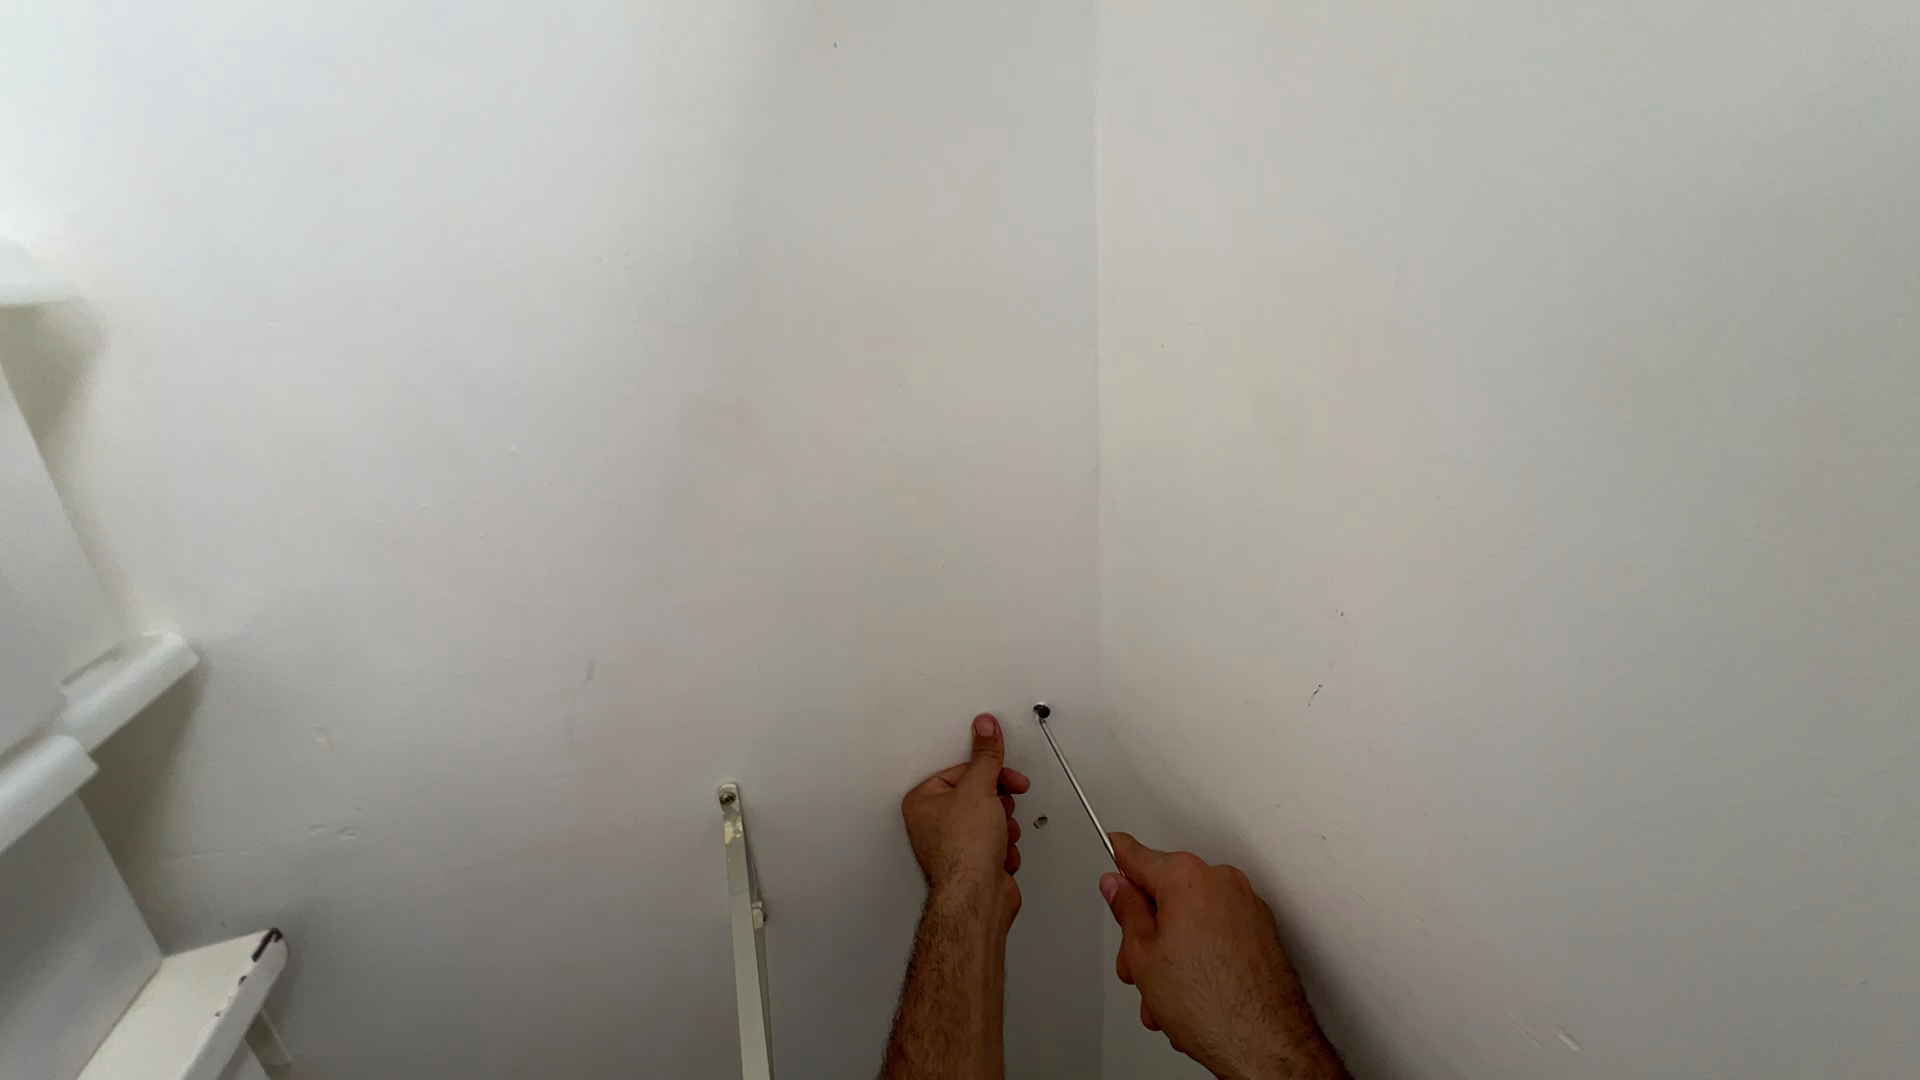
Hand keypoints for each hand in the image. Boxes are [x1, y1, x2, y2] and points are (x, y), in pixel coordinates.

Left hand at [901, 714, 1031, 923]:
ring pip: (990, 819)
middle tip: (1002, 810)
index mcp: (923, 801)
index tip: (1007, 775)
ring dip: (1003, 827)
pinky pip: (996, 842)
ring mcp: (954, 844)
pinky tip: (999, 856)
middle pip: (978, 794)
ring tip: (999, 837)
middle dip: (998, 804)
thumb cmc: (965, 854)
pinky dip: (1004, 847)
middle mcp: (933, 822)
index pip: (963, 770)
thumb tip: (985, 727)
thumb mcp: (979, 789)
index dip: (989, 772)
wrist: (978, 901)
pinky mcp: (973, 862)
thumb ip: (986, 756)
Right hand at [1102, 834, 1347, 1079]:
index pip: (1136, 855)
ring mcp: (1246, 905)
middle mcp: (1220, 880)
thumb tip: (1119, 888)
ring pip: (1191, 917)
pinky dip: (1202, 952)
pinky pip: (1218, 930)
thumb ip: (1126, 910)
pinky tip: (1194, 992)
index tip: (1111, 847)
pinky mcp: (1263, 931)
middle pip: (1165, 893)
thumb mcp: (1142, 954)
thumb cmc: (1213, 1005)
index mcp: (1185, 876)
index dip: (1117, 861)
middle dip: (1147, 929)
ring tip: (1167, 996)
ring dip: (1173, 950)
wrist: (1268, 1046)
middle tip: (1137, 965)